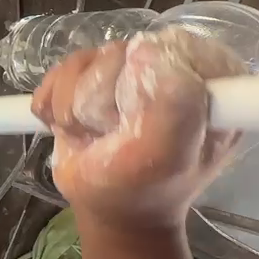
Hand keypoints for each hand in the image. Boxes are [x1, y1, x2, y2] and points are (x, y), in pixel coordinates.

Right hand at [30, 28, 242, 231]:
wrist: (106, 210)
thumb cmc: (141, 190)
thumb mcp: (166, 157)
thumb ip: (172, 105)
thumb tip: (144, 48)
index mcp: (208, 81)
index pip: (166, 48)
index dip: (138, 82)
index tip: (134, 121)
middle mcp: (170, 70)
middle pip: (117, 53)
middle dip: (97, 99)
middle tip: (108, 134)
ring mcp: (126, 74)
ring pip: (82, 61)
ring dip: (70, 106)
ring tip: (86, 134)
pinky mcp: (90, 81)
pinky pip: (58, 71)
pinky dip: (50, 103)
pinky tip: (66, 127)